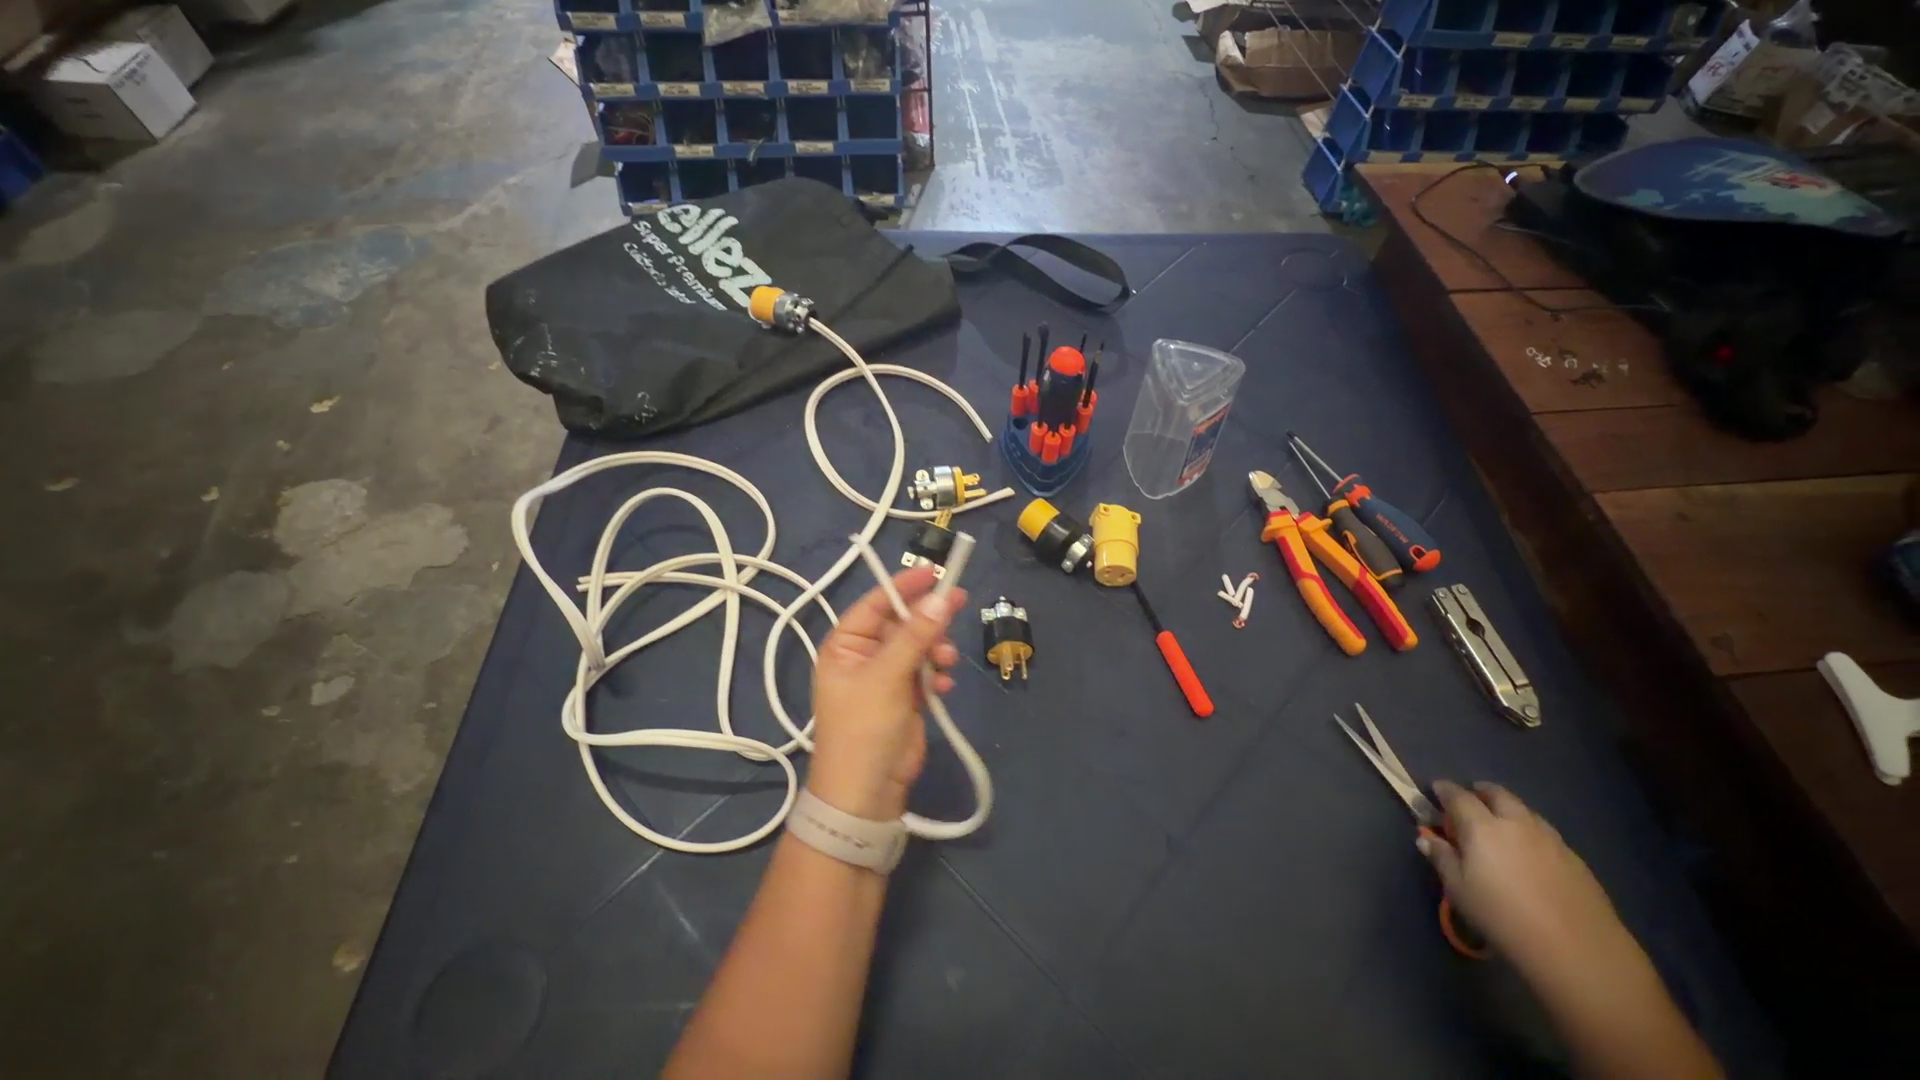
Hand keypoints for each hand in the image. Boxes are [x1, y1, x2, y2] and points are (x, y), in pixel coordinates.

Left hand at [807, 565, 963, 820]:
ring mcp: (885, 679)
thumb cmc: (864, 730)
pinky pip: (926, 672)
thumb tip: (942, 598)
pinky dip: (937, 675)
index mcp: (844, 646)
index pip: (875, 604)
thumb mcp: (886, 678)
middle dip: (928, 622)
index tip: (936, 572)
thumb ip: (915, 636)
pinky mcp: (905, 699)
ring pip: (919, 647)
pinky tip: (943, 686)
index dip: (905, 587)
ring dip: (936, 651)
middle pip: (901, 623)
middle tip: (959, 605)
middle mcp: (863, 657)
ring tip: (946, 663)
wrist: (866, 794)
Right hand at [1419, 781, 1630, 973]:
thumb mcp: (1460, 891)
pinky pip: (1545, 831)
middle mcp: (1517, 823)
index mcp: (1483, 828)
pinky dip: (1529, 829)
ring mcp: (1550, 838)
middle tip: (1471, 797)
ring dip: (1508, 808)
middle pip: (1498, 794)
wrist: (1575, 947)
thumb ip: (1442, 859)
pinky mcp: (1574, 857)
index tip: (1437, 789)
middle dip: (1481, 791)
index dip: (1445, 790)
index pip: (1459, 797)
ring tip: (1501, 822)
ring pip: (1525, 810)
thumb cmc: (1503, 917)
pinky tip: (1530, 851)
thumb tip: (1426, 838)